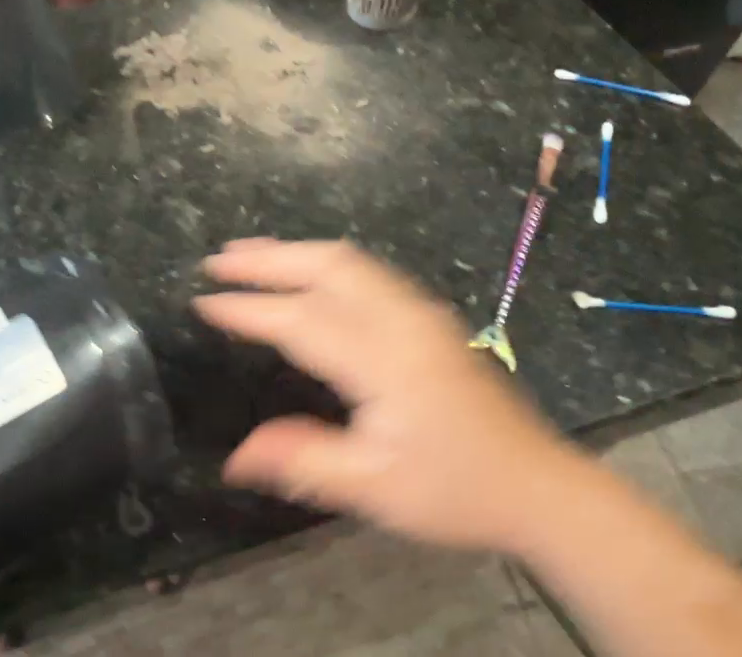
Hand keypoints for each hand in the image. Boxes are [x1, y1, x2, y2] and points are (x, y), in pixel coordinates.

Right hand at [197, 238, 586, 551]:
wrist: (538, 485)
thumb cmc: (455, 490)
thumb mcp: (374, 489)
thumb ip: (303, 461)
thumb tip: (235, 457)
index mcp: (384, 359)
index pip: (301, 318)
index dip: (248, 307)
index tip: (203, 302)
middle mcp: (402, 320)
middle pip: (327, 266)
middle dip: (268, 258)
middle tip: (218, 261)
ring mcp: (420, 312)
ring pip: (349, 260)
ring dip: (296, 251)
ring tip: (250, 255)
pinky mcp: (429, 317)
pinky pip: (367, 270)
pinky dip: (325, 260)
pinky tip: (307, 272)